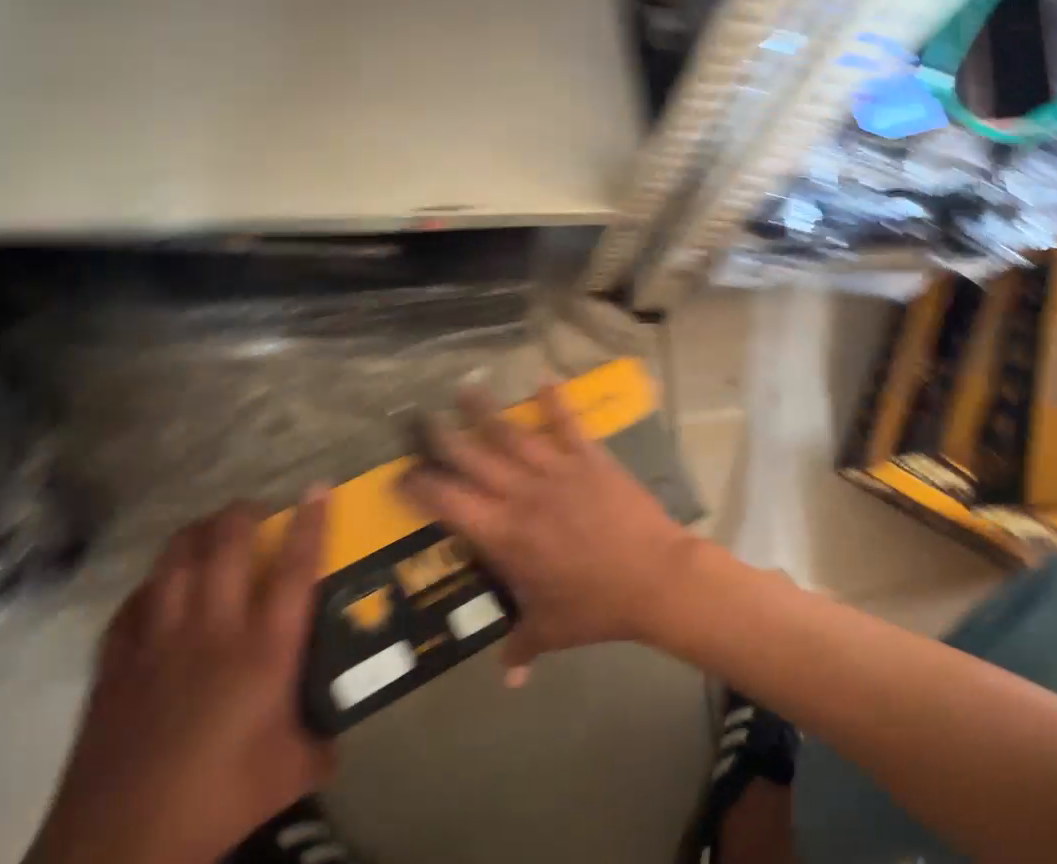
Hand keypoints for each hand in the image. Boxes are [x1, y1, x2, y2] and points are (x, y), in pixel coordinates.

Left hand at [26, 492, 334, 863]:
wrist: (123, 838)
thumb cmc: (223, 796)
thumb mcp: (295, 770)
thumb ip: (321, 739)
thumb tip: (334, 733)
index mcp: (266, 649)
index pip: (294, 568)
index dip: (310, 523)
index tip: (317, 488)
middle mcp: (213, 631)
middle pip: (224, 548)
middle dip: (241, 515)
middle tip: (255, 510)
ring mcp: (157, 644)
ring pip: (172, 565)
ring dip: (193, 538)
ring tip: (208, 532)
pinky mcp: (115, 666)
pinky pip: (132, 606)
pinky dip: (151, 586)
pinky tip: (158, 590)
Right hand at [398, 380, 701, 681]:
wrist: (656, 578)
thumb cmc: (597, 606)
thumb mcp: (552, 630)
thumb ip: (521, 648)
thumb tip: (506, 677)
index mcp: (503, 534)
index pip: (447, 503)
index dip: (420, 487)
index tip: (400, 475)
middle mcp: (522, 495)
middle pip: (472, 459)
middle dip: (441, 438)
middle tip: (418, 419)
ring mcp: (558, 472)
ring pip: (512, 435)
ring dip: (486, 412)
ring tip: (464, 389)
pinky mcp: (592, 460)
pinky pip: (569, 426)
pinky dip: (556, 402)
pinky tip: (544, 379)